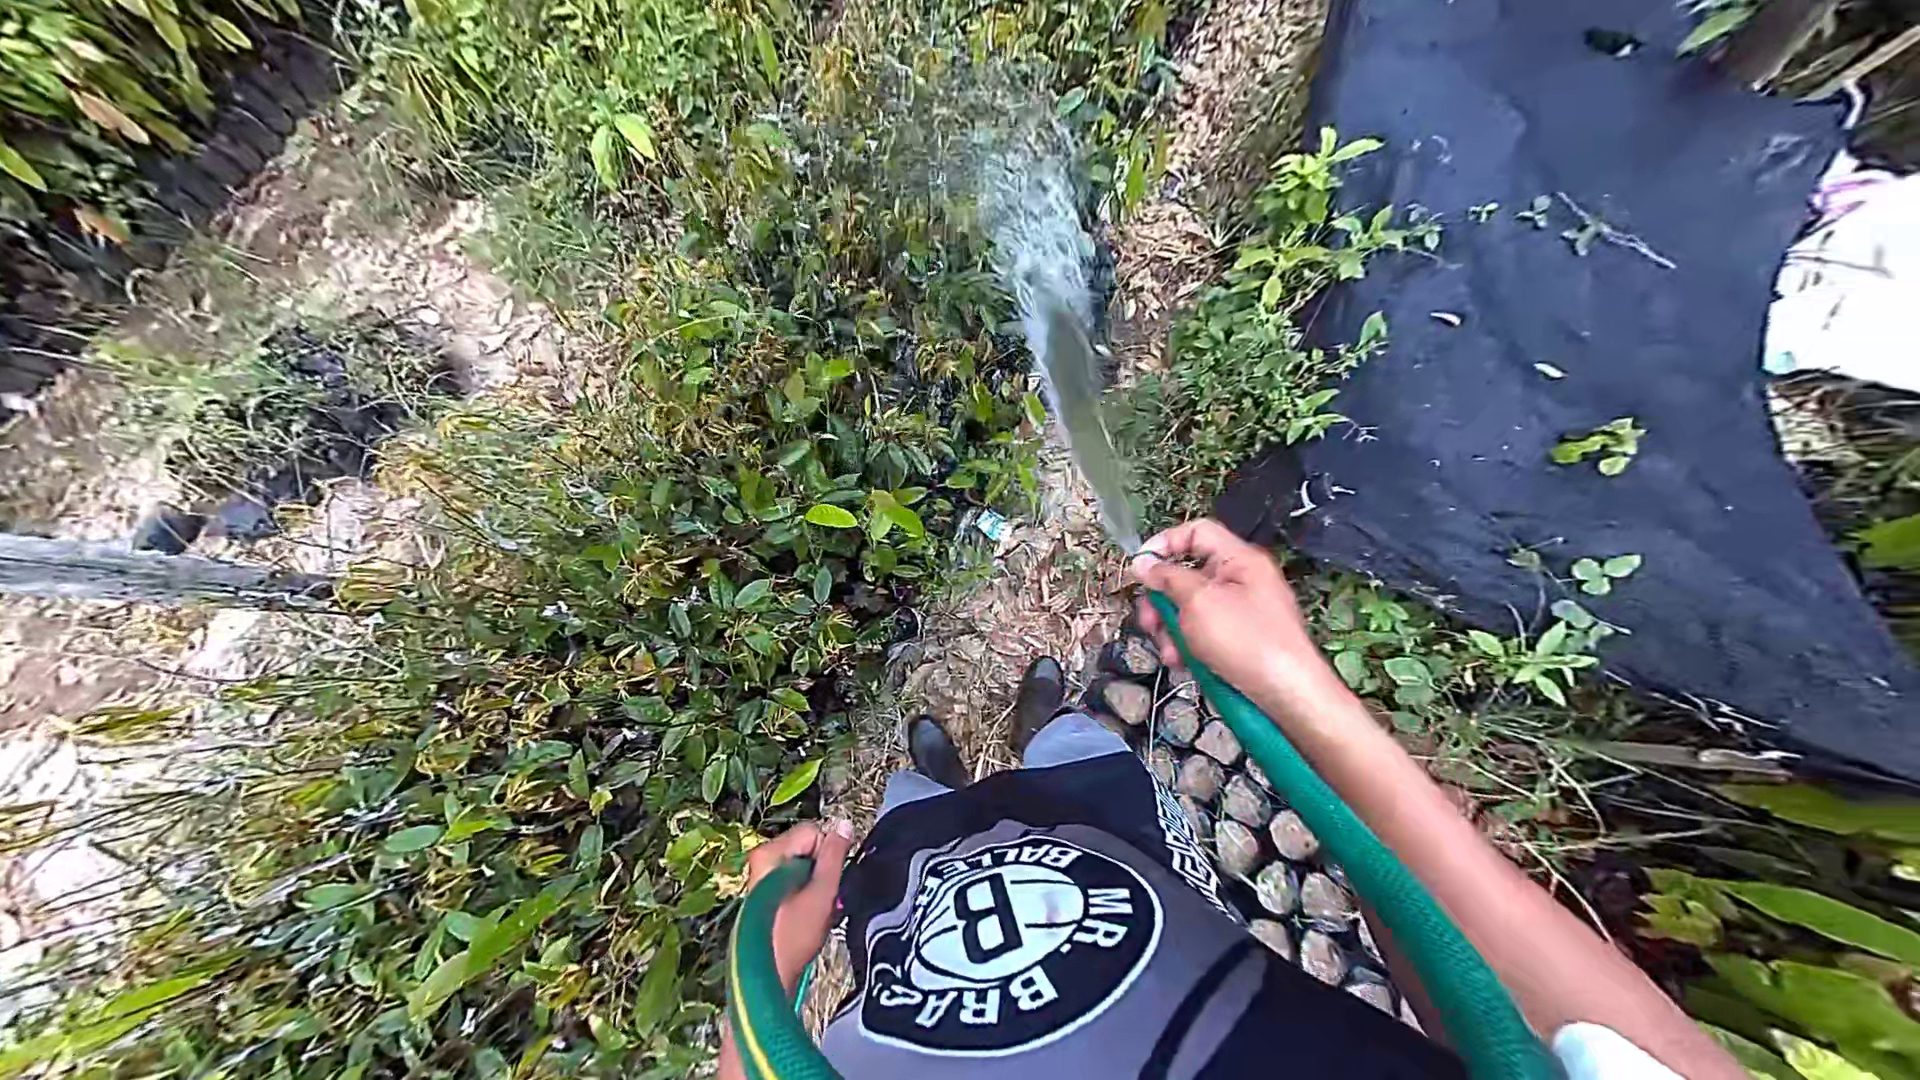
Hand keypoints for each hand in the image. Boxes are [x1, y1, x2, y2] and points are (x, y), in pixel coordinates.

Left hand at [743, 819, 855, 993]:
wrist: (769, 979)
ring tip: (818, 908)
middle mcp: (762, 859)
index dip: (828, 853)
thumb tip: (844, 825)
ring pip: (804, 864)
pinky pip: (794, 878)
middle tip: (825, 896)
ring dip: (816, 883)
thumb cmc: (794, 937)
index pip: (813, 831)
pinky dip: (806, 892)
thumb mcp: (822, 892)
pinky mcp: (766, 892)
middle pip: (808, 846)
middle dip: (822, 869)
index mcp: (770, 853)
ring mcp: (762, 876)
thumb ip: (835, 854)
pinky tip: (809, 913)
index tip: (829, 880)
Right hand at [1128, 519, 1336, 710]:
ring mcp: (1240, 610)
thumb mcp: (1198, 602)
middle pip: (1187, 573)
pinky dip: (1186, 644)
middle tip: (1150, 618)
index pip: (1196, 532)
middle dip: (1162, 598)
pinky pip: (1201, 631)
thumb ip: (1167, 577)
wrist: (1287, 695)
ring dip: (1170, 627)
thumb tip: (1144, 562)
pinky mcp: (1237, 638)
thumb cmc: (1249, 643)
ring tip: (1169, 649)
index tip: (1141, 565)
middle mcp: (1241, 580)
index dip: (1164, 543)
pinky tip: (1182, 661)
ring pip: (1189, 607)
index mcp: (1239, 560)